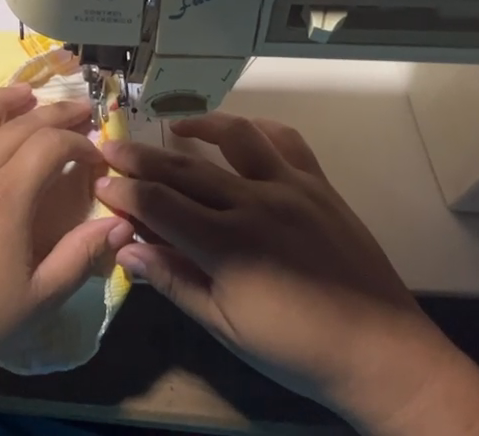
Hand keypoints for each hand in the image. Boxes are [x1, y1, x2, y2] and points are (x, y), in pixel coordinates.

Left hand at [0, 86, 132, 435]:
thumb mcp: (41, 296)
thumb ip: (81, 254)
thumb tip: (120, 223)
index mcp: (4, 198)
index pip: (49, 146)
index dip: (78, 143)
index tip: (96, 156)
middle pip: (16, 125)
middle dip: (54, 113)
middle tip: (80, 110)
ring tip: (26, 93)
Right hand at [96, 113, 478, 435]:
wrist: (381, 352)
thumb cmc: (295, 350)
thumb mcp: (226, 327)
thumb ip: (175, 281)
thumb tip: (125, 249)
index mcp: (228, 245)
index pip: (160, 205)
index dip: (124, 192)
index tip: (98, 182)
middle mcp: (254, 203)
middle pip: (185, 169)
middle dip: (141, 157)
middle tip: (110, 146)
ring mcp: (290, 187)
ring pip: (235, 138)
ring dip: (199, 126)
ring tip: (174, 127)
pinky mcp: (319, 185)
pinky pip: (285, 140)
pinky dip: (256, 128)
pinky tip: (240, 132)